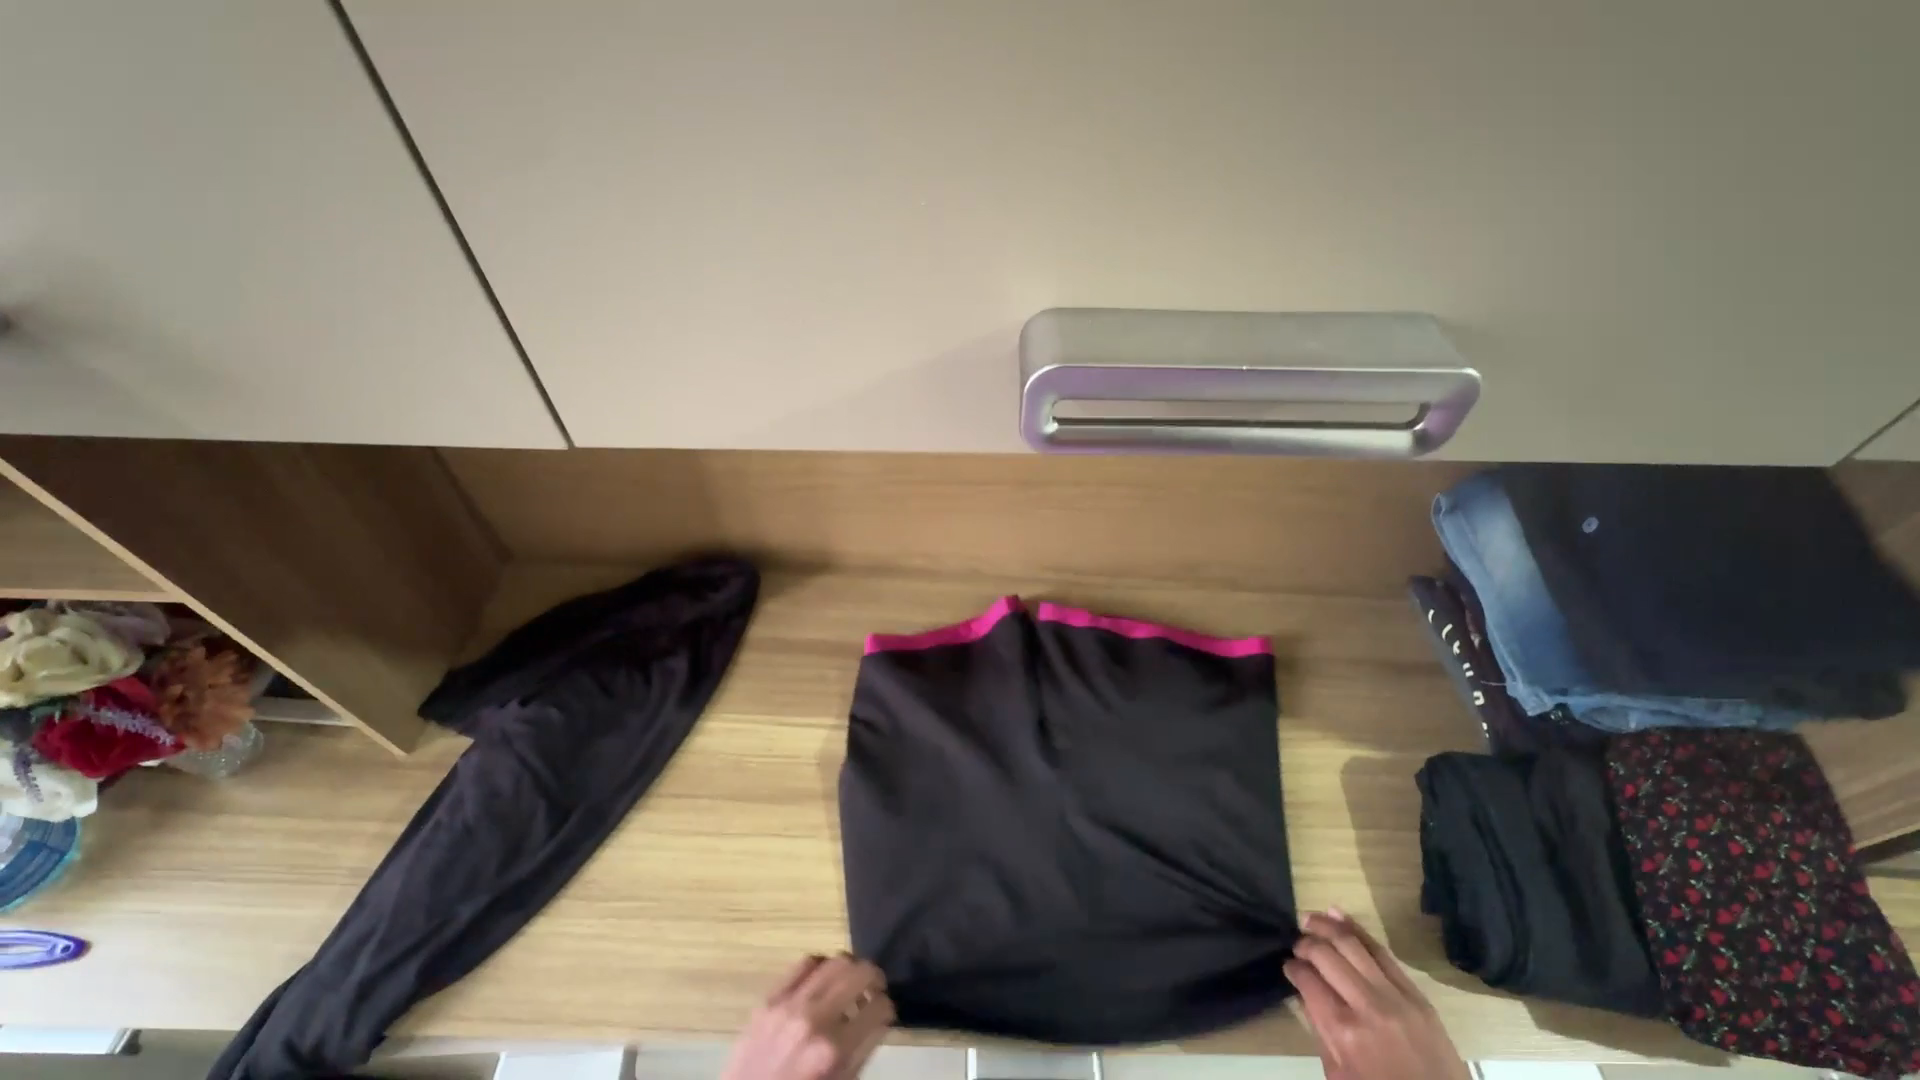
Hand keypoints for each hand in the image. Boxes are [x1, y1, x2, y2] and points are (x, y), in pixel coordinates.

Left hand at [721, 954, 895, 1079]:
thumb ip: (862, 1050)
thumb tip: (877, 1017)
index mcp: (834, 1050)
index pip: (879, 1007)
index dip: (887, 1008)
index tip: (884, 1013)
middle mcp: (814, 1019)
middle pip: (860, 973)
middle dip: (876, 979)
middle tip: (875, 990)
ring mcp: (788, 1005)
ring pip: (835, 962)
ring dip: (851, 970)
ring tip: (850, 983)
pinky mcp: (768, 999)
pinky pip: (804, 963)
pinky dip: (821, 966)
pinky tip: (823, 981)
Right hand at [1285, 909, 1468, 1079]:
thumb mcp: (1339, 1076)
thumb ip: (1321, 1032)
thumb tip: (1307, 995)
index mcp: (1344, 1031)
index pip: (1308, 981)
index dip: (1292, 968)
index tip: (1287, 966)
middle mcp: (1367, 1006)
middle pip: (1327, 955)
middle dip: (1305, 944)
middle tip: (1295, 943)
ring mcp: (1395, 996)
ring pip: (1354, 945)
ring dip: (1327, 927)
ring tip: (1309, 919)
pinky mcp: (1416, 994)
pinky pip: (1383, 953)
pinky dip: (1358, 931)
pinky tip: (1338, 916)